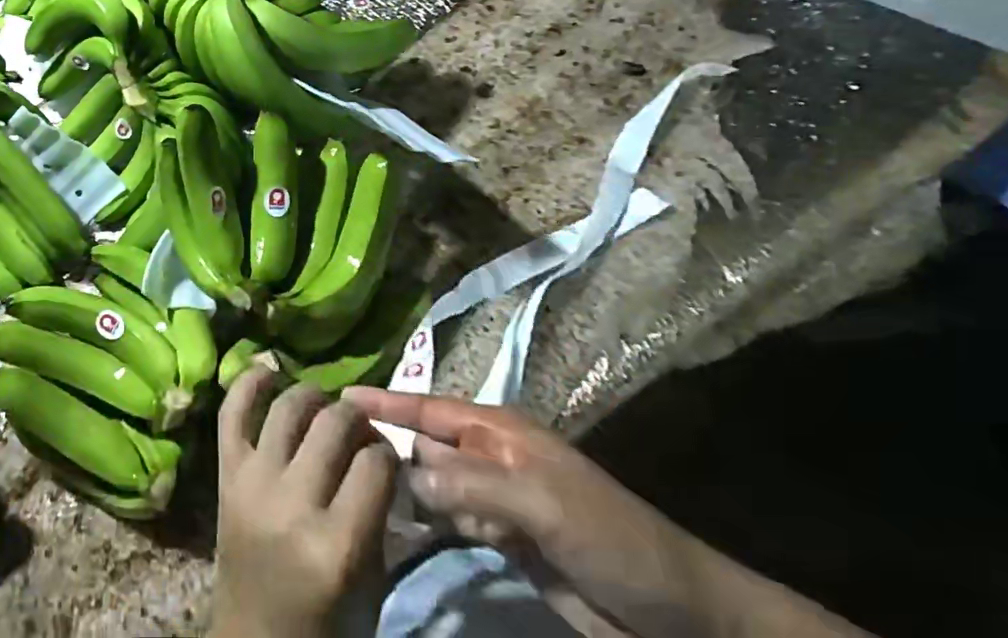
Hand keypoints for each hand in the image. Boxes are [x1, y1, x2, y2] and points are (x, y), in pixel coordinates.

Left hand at [210, 370, 398, 637]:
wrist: (254, 637)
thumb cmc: (326, 621)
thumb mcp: (372, 581)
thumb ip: (379, 516)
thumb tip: (384, 454)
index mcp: (336, 544)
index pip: (375, 465)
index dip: (388, 452)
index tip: (387, 455)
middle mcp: (291, 502)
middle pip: (332, 426)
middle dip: (355, 417)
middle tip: (359, 427)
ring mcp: (251, 481)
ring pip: (287, 409)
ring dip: (312, 395)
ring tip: (324, 404)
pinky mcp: (224, 473)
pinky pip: (231, 413)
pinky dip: (248, 383)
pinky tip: (269, 369)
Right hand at [348, 388, 714, 636]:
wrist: (681, 617)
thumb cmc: (613, 541)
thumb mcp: (542, 503)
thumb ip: (470, 484)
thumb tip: (403, 475)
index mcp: (500, 433)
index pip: (429, 408)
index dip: (384, 401)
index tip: (337, 396)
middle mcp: (489, 457)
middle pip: (421, 444)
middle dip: (382, 447)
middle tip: (331, 454)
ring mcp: (493, 498)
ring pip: (429, 484)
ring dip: (399, 490)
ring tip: (350, 491)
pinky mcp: (498, 536)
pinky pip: (446, 520)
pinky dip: (422, 523)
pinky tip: (391, 528)